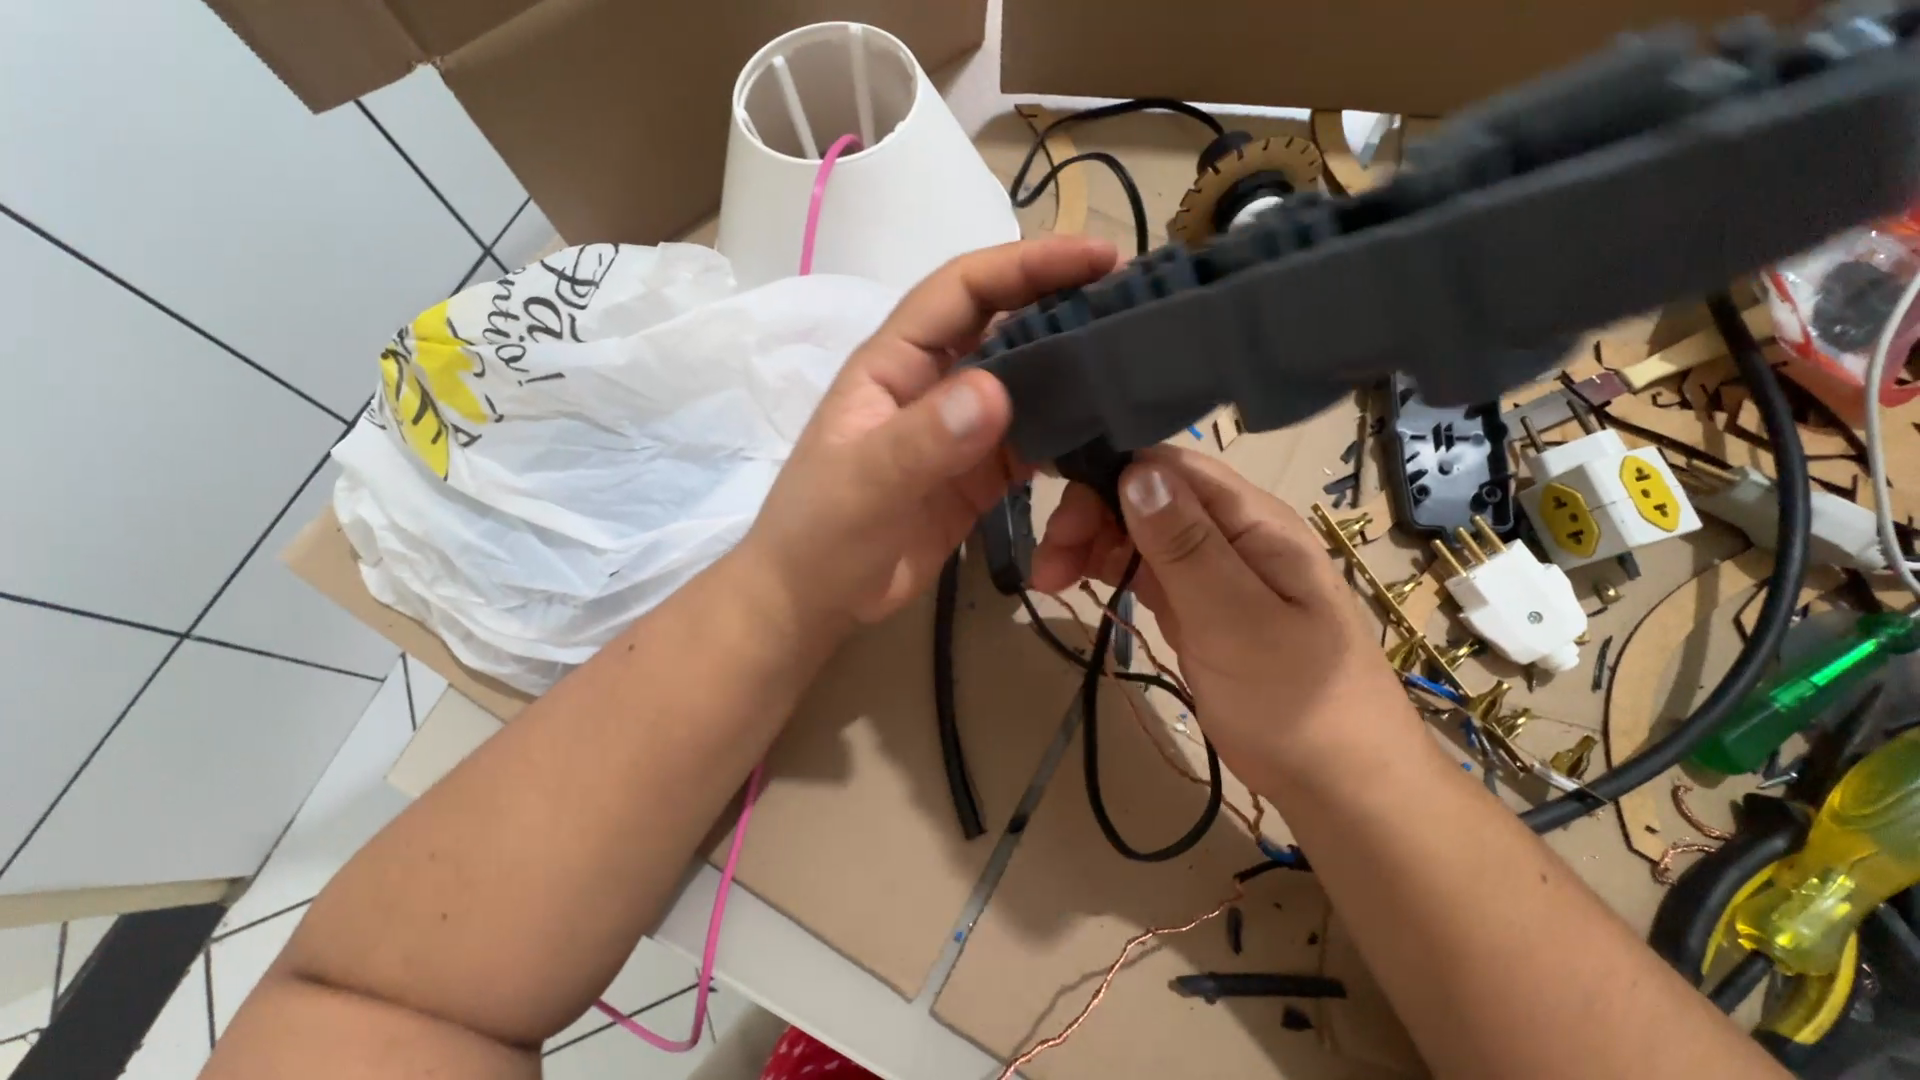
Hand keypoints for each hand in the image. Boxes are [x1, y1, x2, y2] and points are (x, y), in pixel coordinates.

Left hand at [741, 235, 1119, 625]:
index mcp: (895, 362)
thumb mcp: (864, 485)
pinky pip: (1034, 440)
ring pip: (1027, 381)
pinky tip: (1109, 432)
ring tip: (1138, 360)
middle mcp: (932, 383)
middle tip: (1138, 303)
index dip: (1029, 264)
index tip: (1099, 258)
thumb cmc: (818, 535)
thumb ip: (923, 440)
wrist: (812, 601)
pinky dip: (1071, 432)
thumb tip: (996, 392)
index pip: (965, 290)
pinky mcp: (980, 473)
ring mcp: (960, 430)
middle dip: (1066, 305)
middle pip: (1007, 325)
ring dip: (1076, 368)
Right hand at [1031, 447, 1424, 793]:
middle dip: (1090, 518)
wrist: (1337, 780)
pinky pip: (1148, 571)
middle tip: (1046, 570)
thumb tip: (1135, 471)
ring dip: (1091, 545)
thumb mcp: (1237, 621)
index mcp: (1251, 521)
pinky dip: (1110, 572)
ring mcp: (1215, 571)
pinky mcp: (1200, 608)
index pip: (1167, 467)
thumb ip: (1186, 547)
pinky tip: (1082, 586)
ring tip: (1050, 582)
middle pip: (1146, 496)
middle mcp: (1232, 533)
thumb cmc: (1294, 702)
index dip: (1106, 479)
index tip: (1060, 523)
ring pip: (1140, 533)